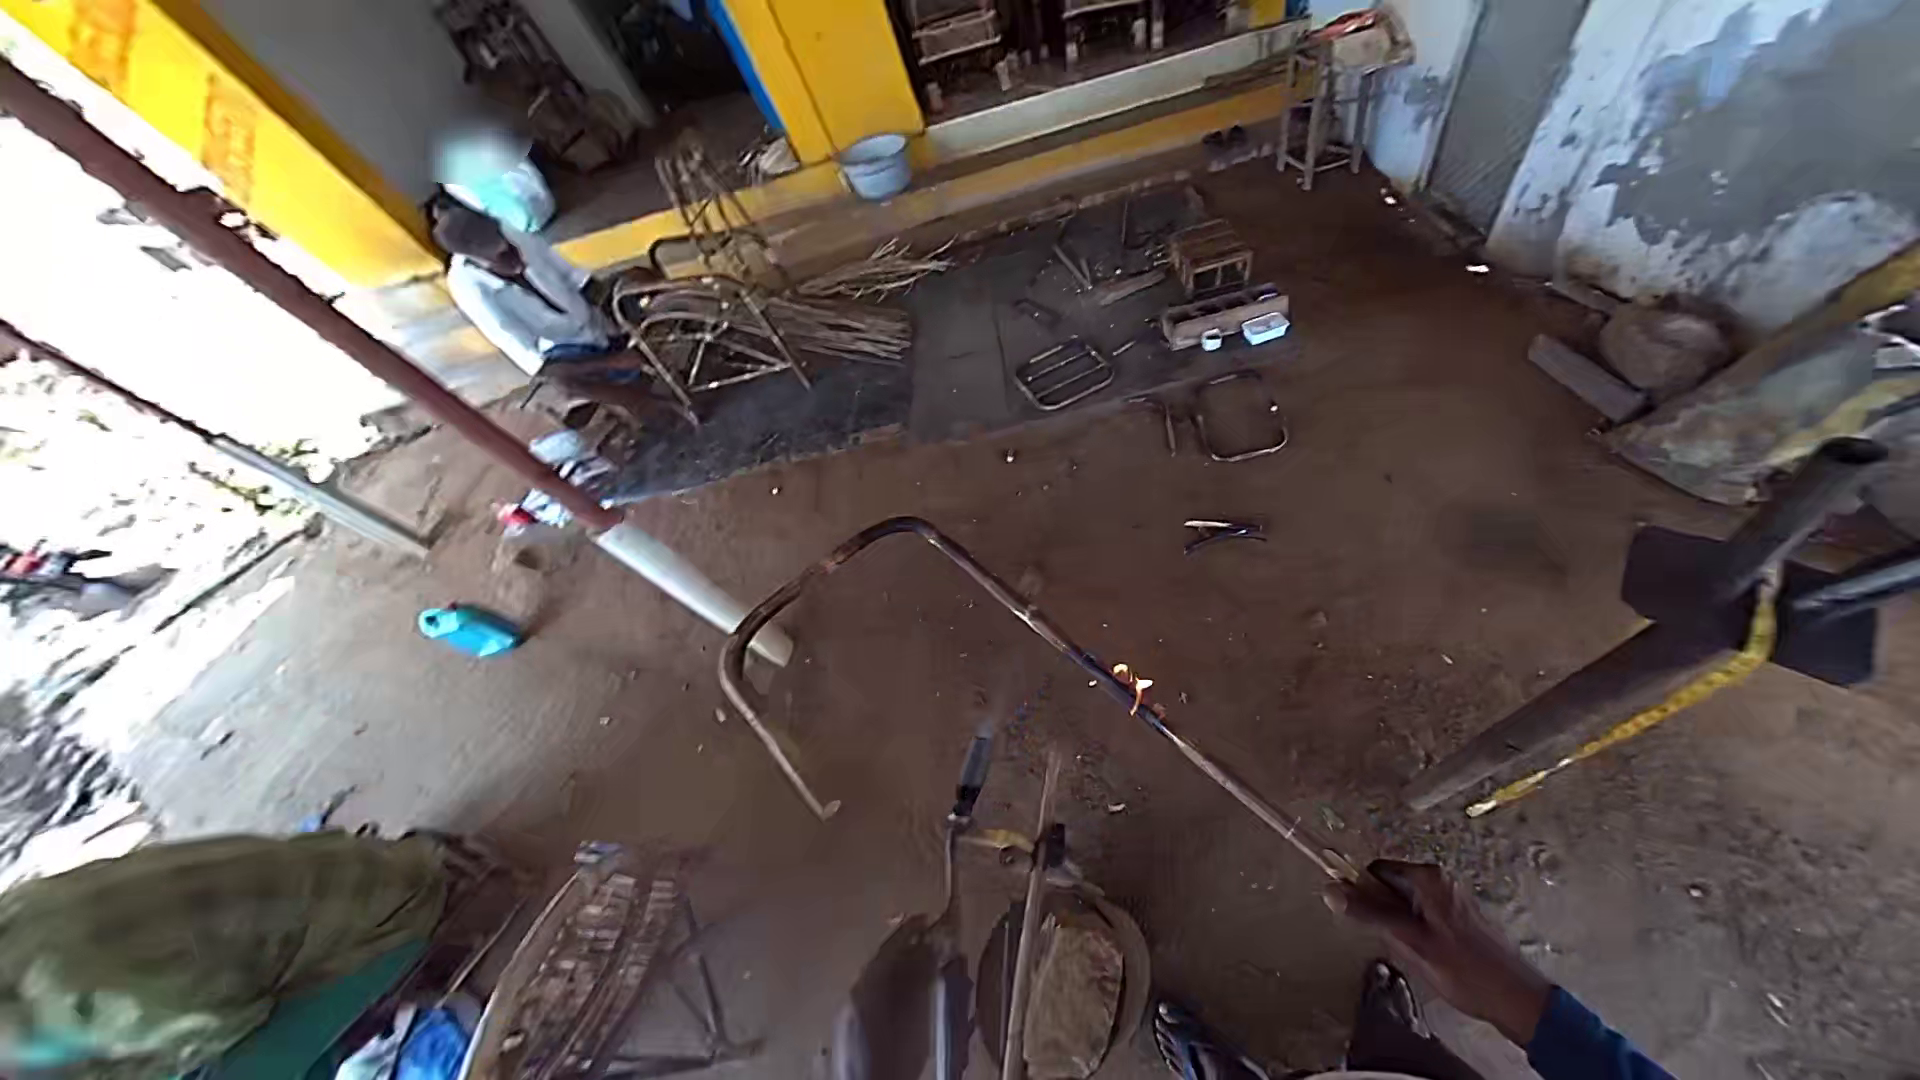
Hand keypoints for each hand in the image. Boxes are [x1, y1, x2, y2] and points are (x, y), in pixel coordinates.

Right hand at [1324, 859, 1552, 1045]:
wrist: (1523, 1006)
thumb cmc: (1464, 969)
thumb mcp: (1409, 941)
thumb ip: (1368, 913)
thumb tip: (1328, 889)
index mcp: (1426, 877)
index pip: (1375, 871)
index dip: (1365, 894)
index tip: (1371, 922)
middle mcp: (1439, 879)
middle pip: (1390, 886)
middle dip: (1386, 913)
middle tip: (1399, 942)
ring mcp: (1452, 898)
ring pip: (1405, 904)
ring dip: (1402, 926)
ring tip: (1418, 953)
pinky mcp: (1461, 916)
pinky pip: (1423, 915)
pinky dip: (1419, 932)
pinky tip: (1432, 957)